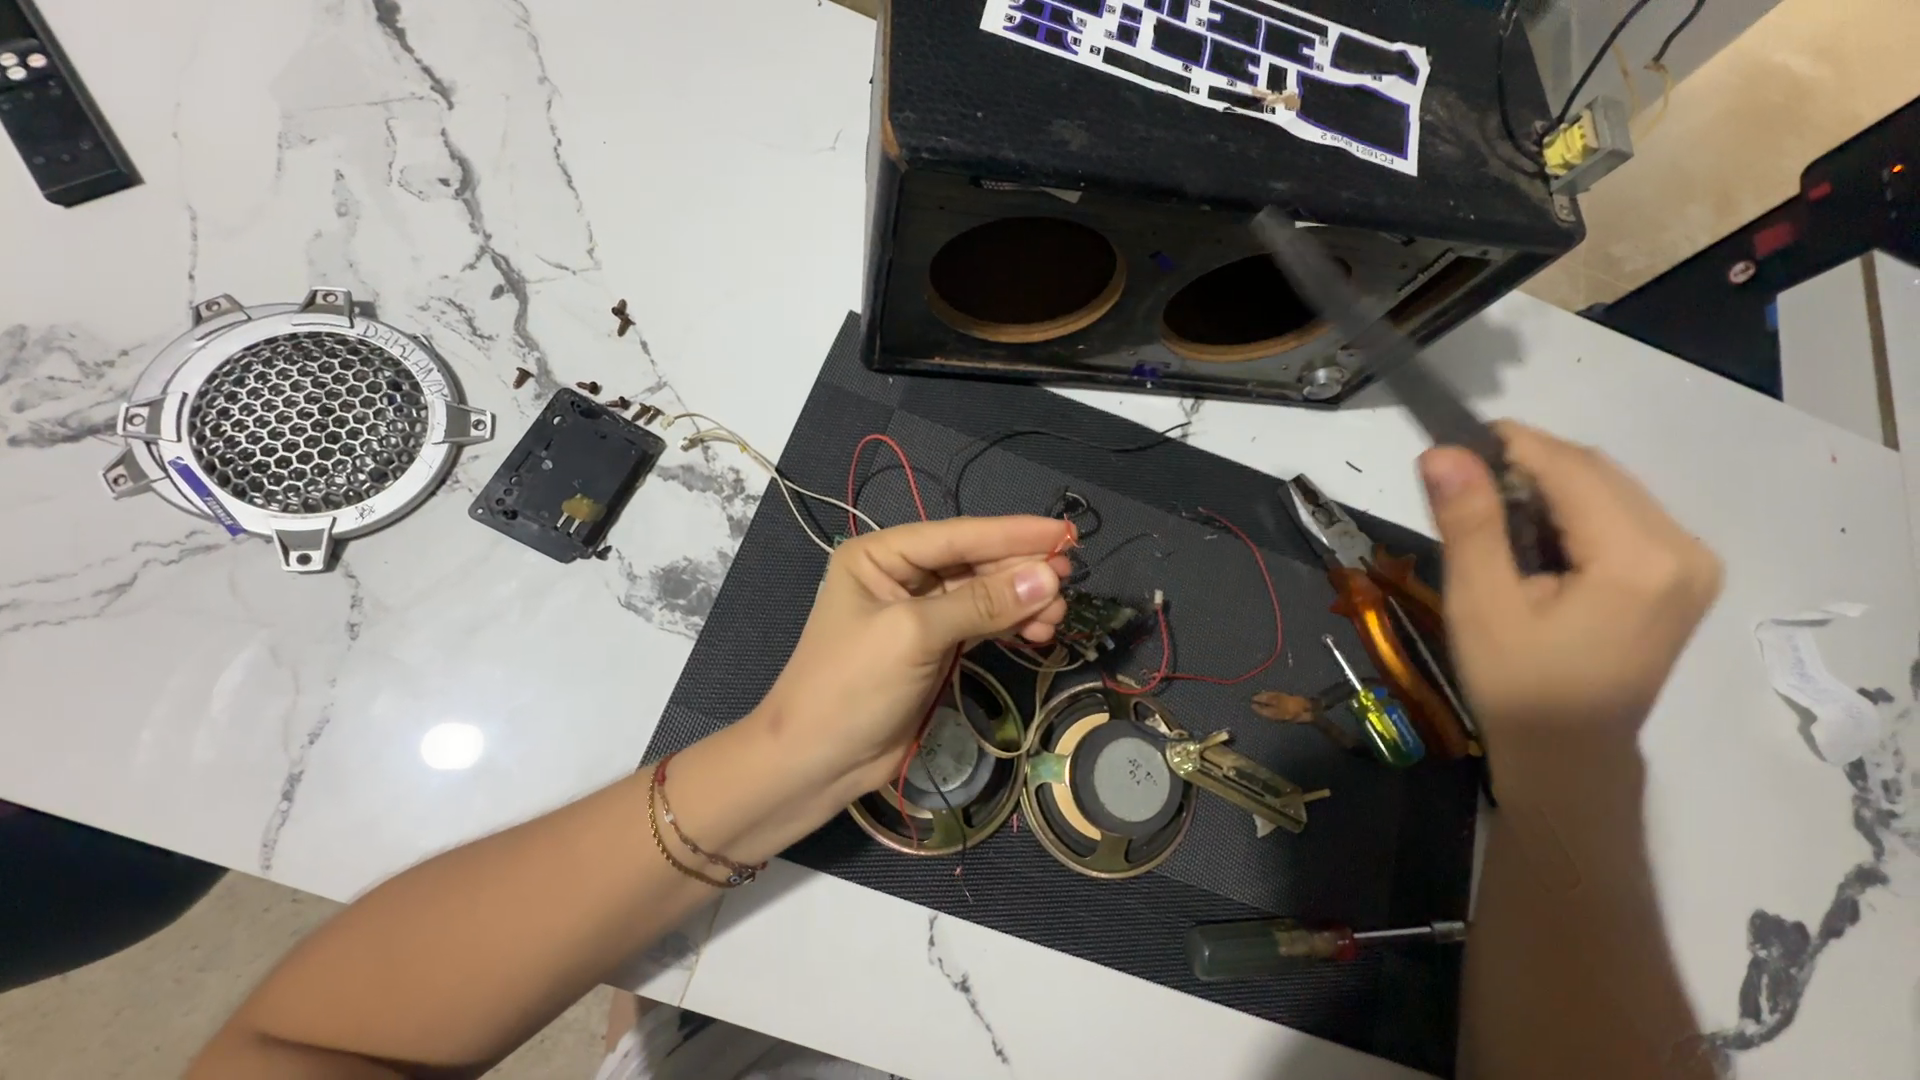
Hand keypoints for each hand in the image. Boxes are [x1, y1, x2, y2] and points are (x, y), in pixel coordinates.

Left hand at [757, 515, 1072, 798]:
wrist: (817, 762)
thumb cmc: (852, 686)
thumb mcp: (915, 636)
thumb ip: (982, 604)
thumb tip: (1050, 576)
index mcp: (880, 555)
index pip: (957, 535)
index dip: (1014, 533)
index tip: (1067, 534)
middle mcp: (900, 576)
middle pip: (973, 563)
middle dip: (1020, 572)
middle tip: (1070, 579)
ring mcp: (918, 614)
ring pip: (982, 595)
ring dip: (1020, 601)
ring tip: (1058, 614)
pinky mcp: (934, 649)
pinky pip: (980, 625)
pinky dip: (1009, 625)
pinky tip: (1038, 630)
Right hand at [1420, 423, 1721, 753]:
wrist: (1568, 752)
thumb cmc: (1517, 684)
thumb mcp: (1481, 604)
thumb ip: (1469, 524)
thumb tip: (1442, 452)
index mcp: (1640, 559)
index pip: (1571, 467)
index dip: (1509, 444)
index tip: (1449, 444)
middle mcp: (1685, 549)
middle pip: (1596, 471)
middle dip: (1526, 465)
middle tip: (1461, 486)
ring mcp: (1693, 562)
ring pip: (1609, 487)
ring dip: (1548, 486)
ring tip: (1491, 516)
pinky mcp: (1683, 574)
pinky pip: (1622, 512)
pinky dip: (1571, 509)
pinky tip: (1534, 540)